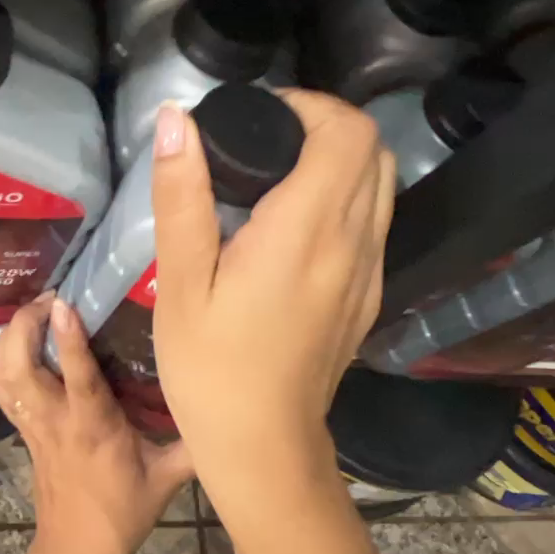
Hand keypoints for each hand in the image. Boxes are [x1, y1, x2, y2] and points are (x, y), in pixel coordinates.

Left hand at [0, 294, 194, 553]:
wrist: (78, 550)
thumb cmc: (124, 511)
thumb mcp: (168, 477)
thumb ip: (194, 441)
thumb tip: (226, 406)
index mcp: (93, 428)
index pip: (78, 378)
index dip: (69, 339)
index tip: (63, 304)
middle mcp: (54, 420)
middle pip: (20, 367)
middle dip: (25, 325)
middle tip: (47, 299)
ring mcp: (32, 424)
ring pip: (1, 374)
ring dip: (9, 338)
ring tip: (32, 314)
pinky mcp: (21, 428)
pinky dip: (1, 358)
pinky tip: (19, 344)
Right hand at [147, 91, 394, 524]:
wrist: (263, 448)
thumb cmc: (210, 367)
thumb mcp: (180, 281)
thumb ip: (181, 196)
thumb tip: (175, 120)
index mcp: (306, 231)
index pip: (345, 133)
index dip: (308, 106)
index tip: (258, 117)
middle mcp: (353, 243)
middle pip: (371, 150)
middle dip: (322, 126)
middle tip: (261, 141)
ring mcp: (369, 273)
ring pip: (379, 184)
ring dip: (337, 161)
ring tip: (273, 179)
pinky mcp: (368, 297)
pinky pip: (372, 223)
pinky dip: (344, 199)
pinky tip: (291, 229)